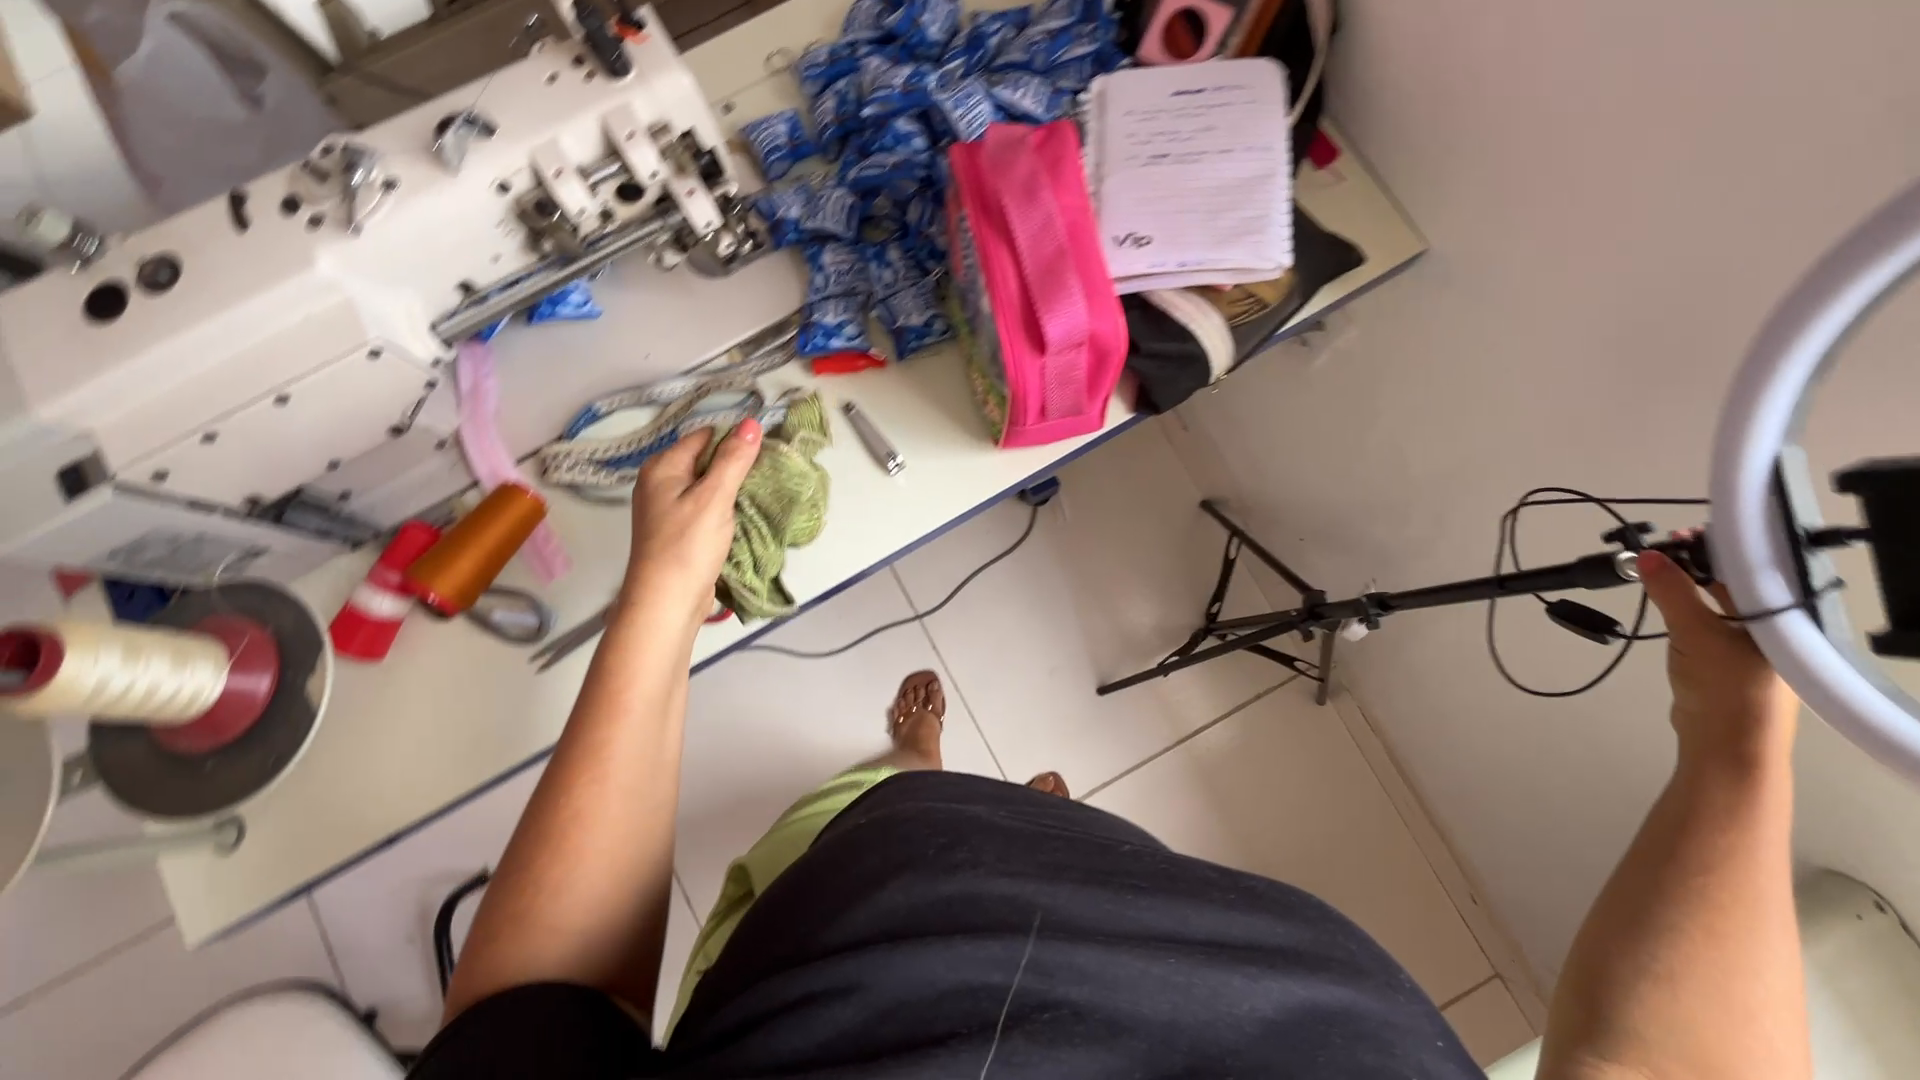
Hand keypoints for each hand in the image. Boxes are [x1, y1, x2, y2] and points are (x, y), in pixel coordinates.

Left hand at [621, 419, 762, 628]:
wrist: (666, 602)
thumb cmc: (687, 546)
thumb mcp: (714, 497)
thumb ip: (734, 459)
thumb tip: (752, 422)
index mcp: (663, 466)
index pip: (705, 436)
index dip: (735, 440)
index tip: (766, 452)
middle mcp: (660, 482)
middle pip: (706, 460)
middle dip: (736, 466)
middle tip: (768, 474)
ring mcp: (667, 508)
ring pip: (708, 486)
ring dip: (733, 490)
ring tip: (761, 494)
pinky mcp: (678, 531)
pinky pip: (706, 508)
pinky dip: (725, 510)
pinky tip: (744, 518)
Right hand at [1639, 546, 1799, 769]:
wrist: (1726, 743)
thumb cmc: (1725, 686)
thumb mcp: (1695, 633)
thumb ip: (1672, 592)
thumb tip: (1648, 557)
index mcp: (1784, 616)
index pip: (1751, 569)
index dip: (1714, 550)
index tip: (1676, 537)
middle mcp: (1777, 626)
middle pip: (1735, 584)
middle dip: (1696, 566)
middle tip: (1658, 553)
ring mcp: (1754, 645)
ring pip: (1719, 604)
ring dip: (1687, 587)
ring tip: (1656, 574)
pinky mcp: (1730, 661)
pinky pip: (1709, 624)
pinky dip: (1688, 611)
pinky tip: (1668, 605)